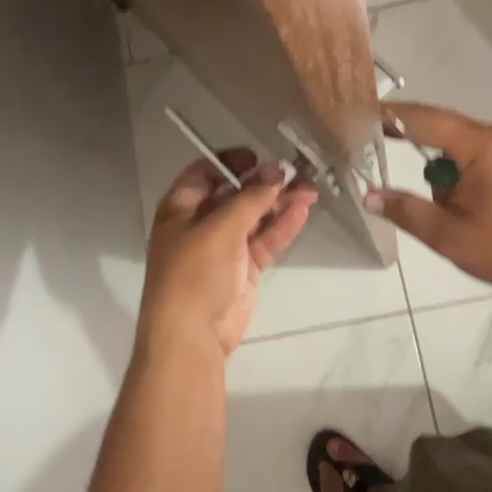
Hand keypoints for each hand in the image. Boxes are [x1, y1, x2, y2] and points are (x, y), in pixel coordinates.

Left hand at [139, 150, 318, 356]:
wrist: (191, 335)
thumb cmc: (194, 272)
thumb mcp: (220, 227)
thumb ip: (250, 197)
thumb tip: (276, 172)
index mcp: (181, 207)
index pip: (205, 172)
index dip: (231, 161)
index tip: (260, 156)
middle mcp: (201, 223)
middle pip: (235, 194)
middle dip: (264, 183)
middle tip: (295, 172)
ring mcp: (224, 247)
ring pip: (255, 217)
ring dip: (280, 203)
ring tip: (311, 189)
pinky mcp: (244, 269)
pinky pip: (265, 240)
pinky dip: (283, 225)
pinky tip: (303, 210)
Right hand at [362, 102, 491, 294]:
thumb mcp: (451, 236)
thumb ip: (408, 212)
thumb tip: (369, 196)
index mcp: (476, 145)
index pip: (421, 117)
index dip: (388, 114)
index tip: (356, 113)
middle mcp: (490, 136)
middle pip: (436, 123)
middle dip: (401, 130)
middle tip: (364, 137)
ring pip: (452, 141)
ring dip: (427, 153)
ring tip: (392, 161)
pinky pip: (468, 153)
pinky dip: (447, 163)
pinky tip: (438, 189)